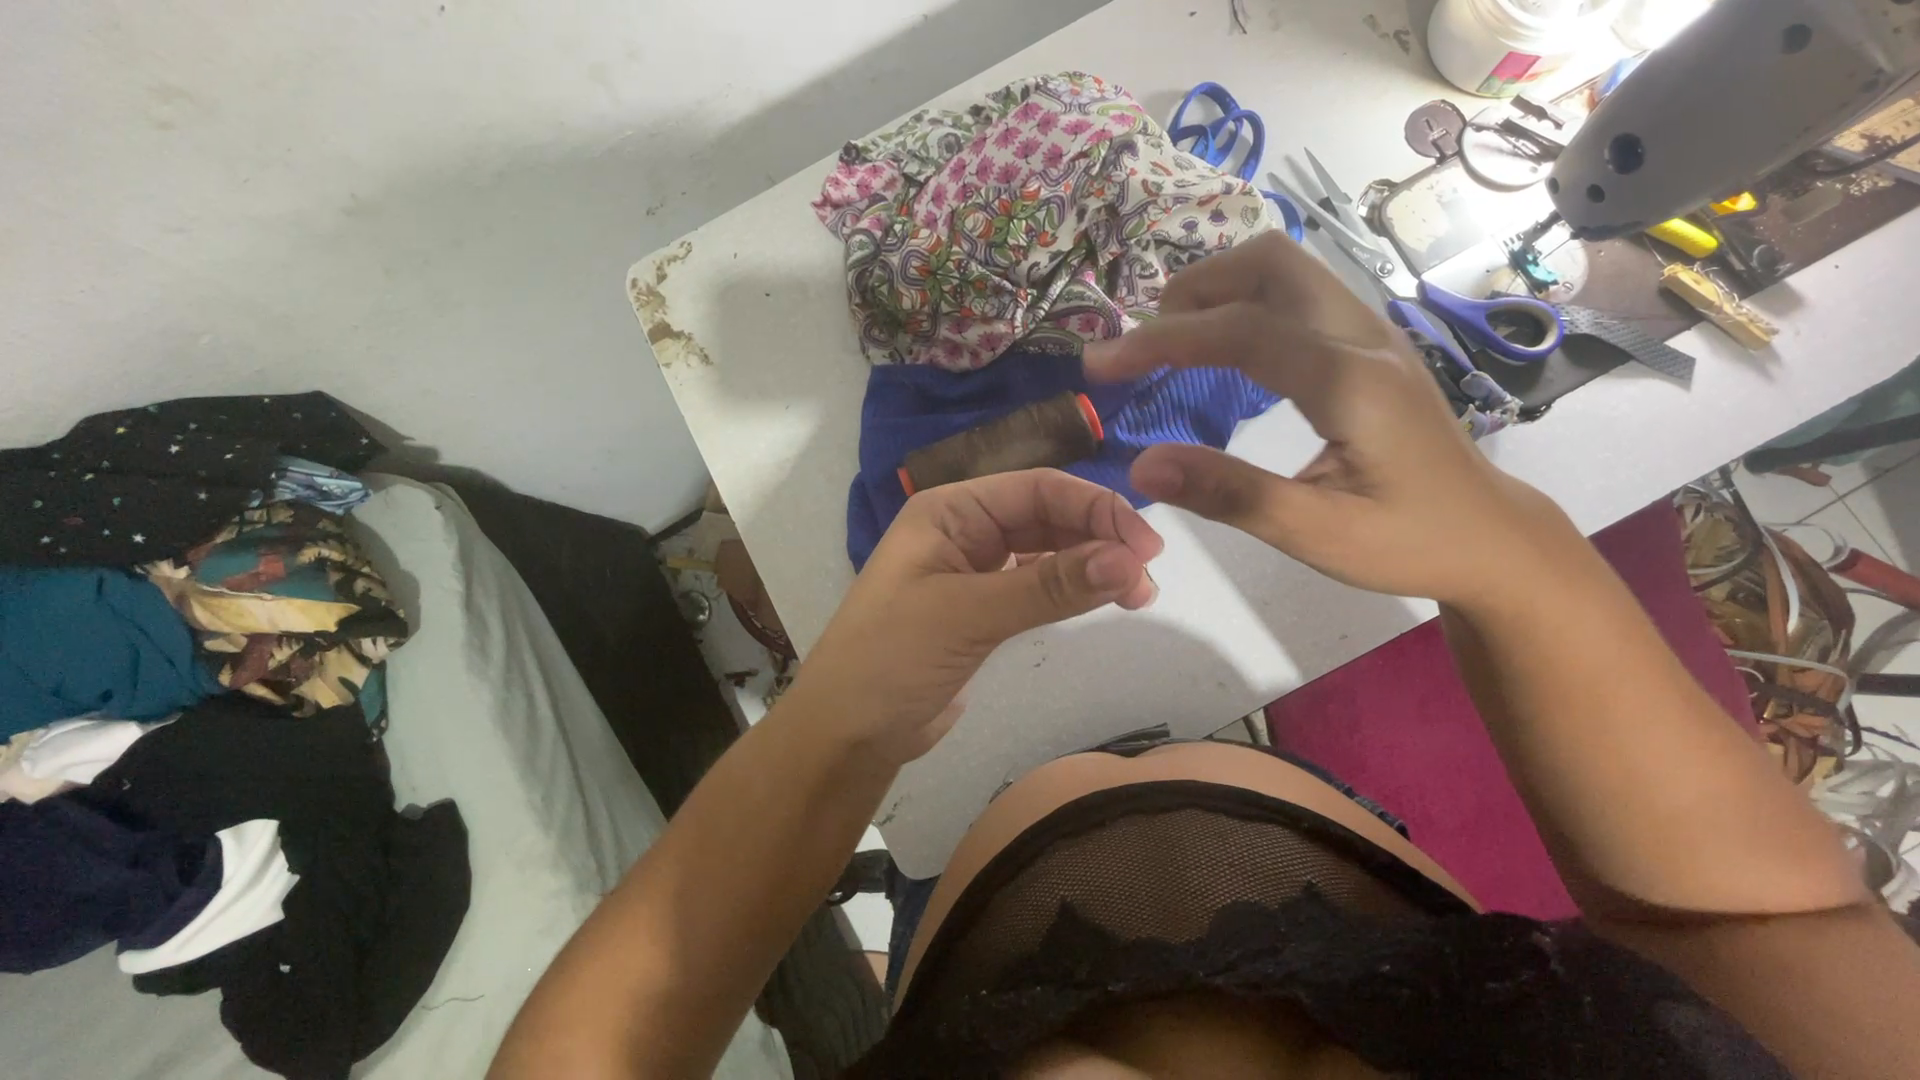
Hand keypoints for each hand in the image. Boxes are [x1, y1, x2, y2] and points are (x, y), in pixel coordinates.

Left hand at [790, 469, 1162, 766]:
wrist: (846, 734)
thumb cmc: (890, 661)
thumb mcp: (967, 617)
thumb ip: (1048, 586)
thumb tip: (1129, 561)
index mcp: (949, 510)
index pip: (1038, 489)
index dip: (1096, 509)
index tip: (1147, 548)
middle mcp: (962, 529)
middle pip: (1047, 515)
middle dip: (1100, 538)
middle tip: (1146, 581)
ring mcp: (972, 569)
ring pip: (1047, 550)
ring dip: (1091, 563)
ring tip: (1137, 594)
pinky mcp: (981, 609)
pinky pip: (1036, 584)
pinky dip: (1070, 588)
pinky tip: (1100, 597)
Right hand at [1083, 231, 1568, 603]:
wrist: (1489, 534)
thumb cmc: (1407, 540)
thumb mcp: (1317, 534)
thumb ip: (1230, 495)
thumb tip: (1143, 463)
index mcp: (1352, 383)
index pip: (1242, 332)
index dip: (1162, 340)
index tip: (1101, 365)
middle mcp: (1365, 337)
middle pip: (1271, 263)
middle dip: (1193, 288)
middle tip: (1144, 340)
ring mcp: (1373, 333)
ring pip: (1289, 267)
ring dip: (1220, 285)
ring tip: (1172, 337)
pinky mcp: (1370, 343)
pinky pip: (1301, 291)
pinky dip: (1247, 298)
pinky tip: (1224, 345)